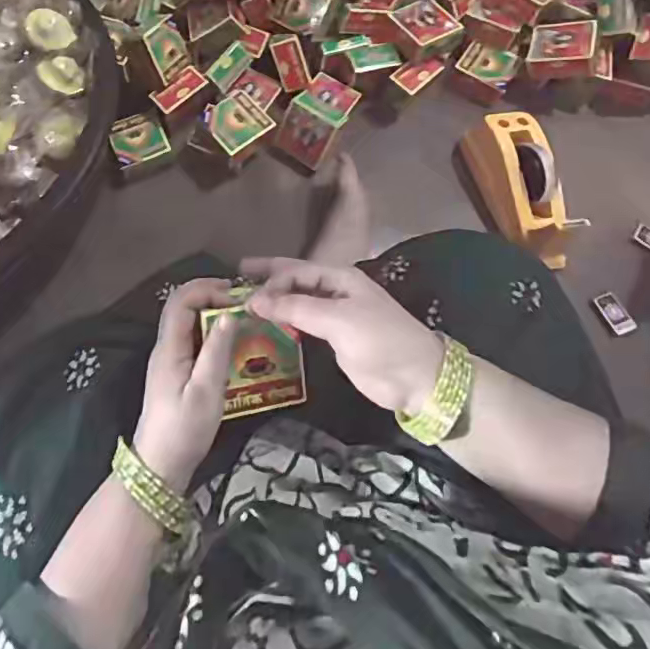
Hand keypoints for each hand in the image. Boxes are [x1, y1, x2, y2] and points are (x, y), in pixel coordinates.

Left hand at [131, 279, 239, 490]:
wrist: (159, 466)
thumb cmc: (184, 429)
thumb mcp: (206, 390)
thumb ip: (217, 350)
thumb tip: (230, 314)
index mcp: (169, 347)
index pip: (182, 300)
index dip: (208, 289)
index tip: (237, 296)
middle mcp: (166, 347)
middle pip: (183, 306)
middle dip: (211, 296)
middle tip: (242, 302)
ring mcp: (169, 359)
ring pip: (188, 322)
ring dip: (212, 313)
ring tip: (242, 318)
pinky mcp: (175, 372)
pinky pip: (192, 339)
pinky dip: (211, 332)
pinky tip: (231, 344)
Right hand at [242, 258, 443, 415]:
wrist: (416, 378)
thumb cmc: (380, 340)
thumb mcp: (338, 320)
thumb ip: (296, 308)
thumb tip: (255, 299)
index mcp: (339, 277)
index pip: (295, 270)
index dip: (269, 278)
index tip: (242, 291)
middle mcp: (335, 291)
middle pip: (294, 281)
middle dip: (266, 282)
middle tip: (233, 283)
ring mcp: (335, 315)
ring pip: (296, 303)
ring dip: (273, 303)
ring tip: (243, 306)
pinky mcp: (335, 338)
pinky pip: (302, 324)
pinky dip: (284, 323)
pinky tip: (267, 326)